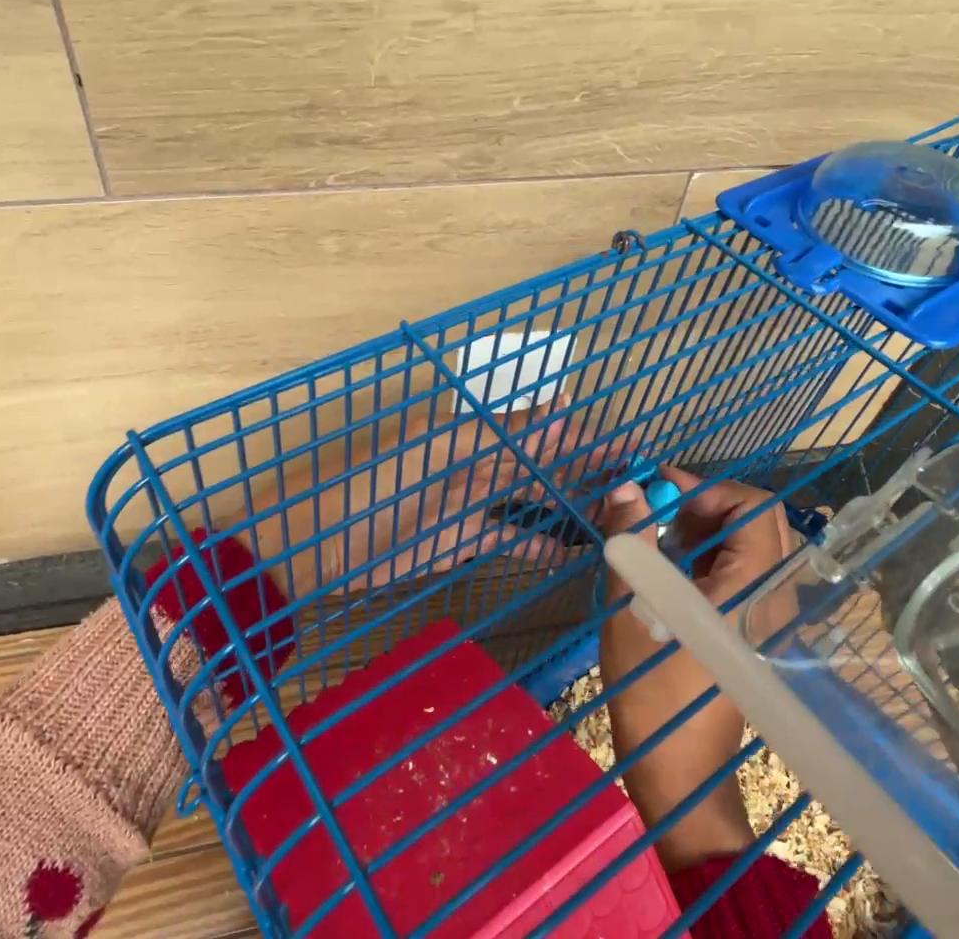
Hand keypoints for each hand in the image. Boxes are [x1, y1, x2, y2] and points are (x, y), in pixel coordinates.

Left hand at [246, 398, 624, 596]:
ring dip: (570, 503)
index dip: (580, 437)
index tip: (626, 443)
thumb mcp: (437, 452)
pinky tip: (568, 549)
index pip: (538, 431)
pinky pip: (510, 539)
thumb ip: (499, 436)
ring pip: (533, 501)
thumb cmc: (375, 486)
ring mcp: (472, 506)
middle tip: (636, 473)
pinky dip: (538, 544)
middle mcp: (478, 466)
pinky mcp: (462, 544)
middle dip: (587, 466)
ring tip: (616, 510)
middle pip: (543, 464)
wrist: (321, 542)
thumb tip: (561, 409)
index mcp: (471, 436)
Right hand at [598, 467, 801, 869]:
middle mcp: (773, 595)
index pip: (755, 508)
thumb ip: (631, 541)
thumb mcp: (631, 607)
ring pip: (751, 547)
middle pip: (758, 523)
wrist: (677, 767)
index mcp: (753, 586)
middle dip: (706, 506)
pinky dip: (709, 557)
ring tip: (657, 537)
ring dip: (706, 530)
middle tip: (658, 511)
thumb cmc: (652, 688)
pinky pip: (742, 573)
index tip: (659, 492)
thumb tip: (626, 487)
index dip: (708, 489)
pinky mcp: (752, 630)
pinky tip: (669, 568)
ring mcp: (766, 615)